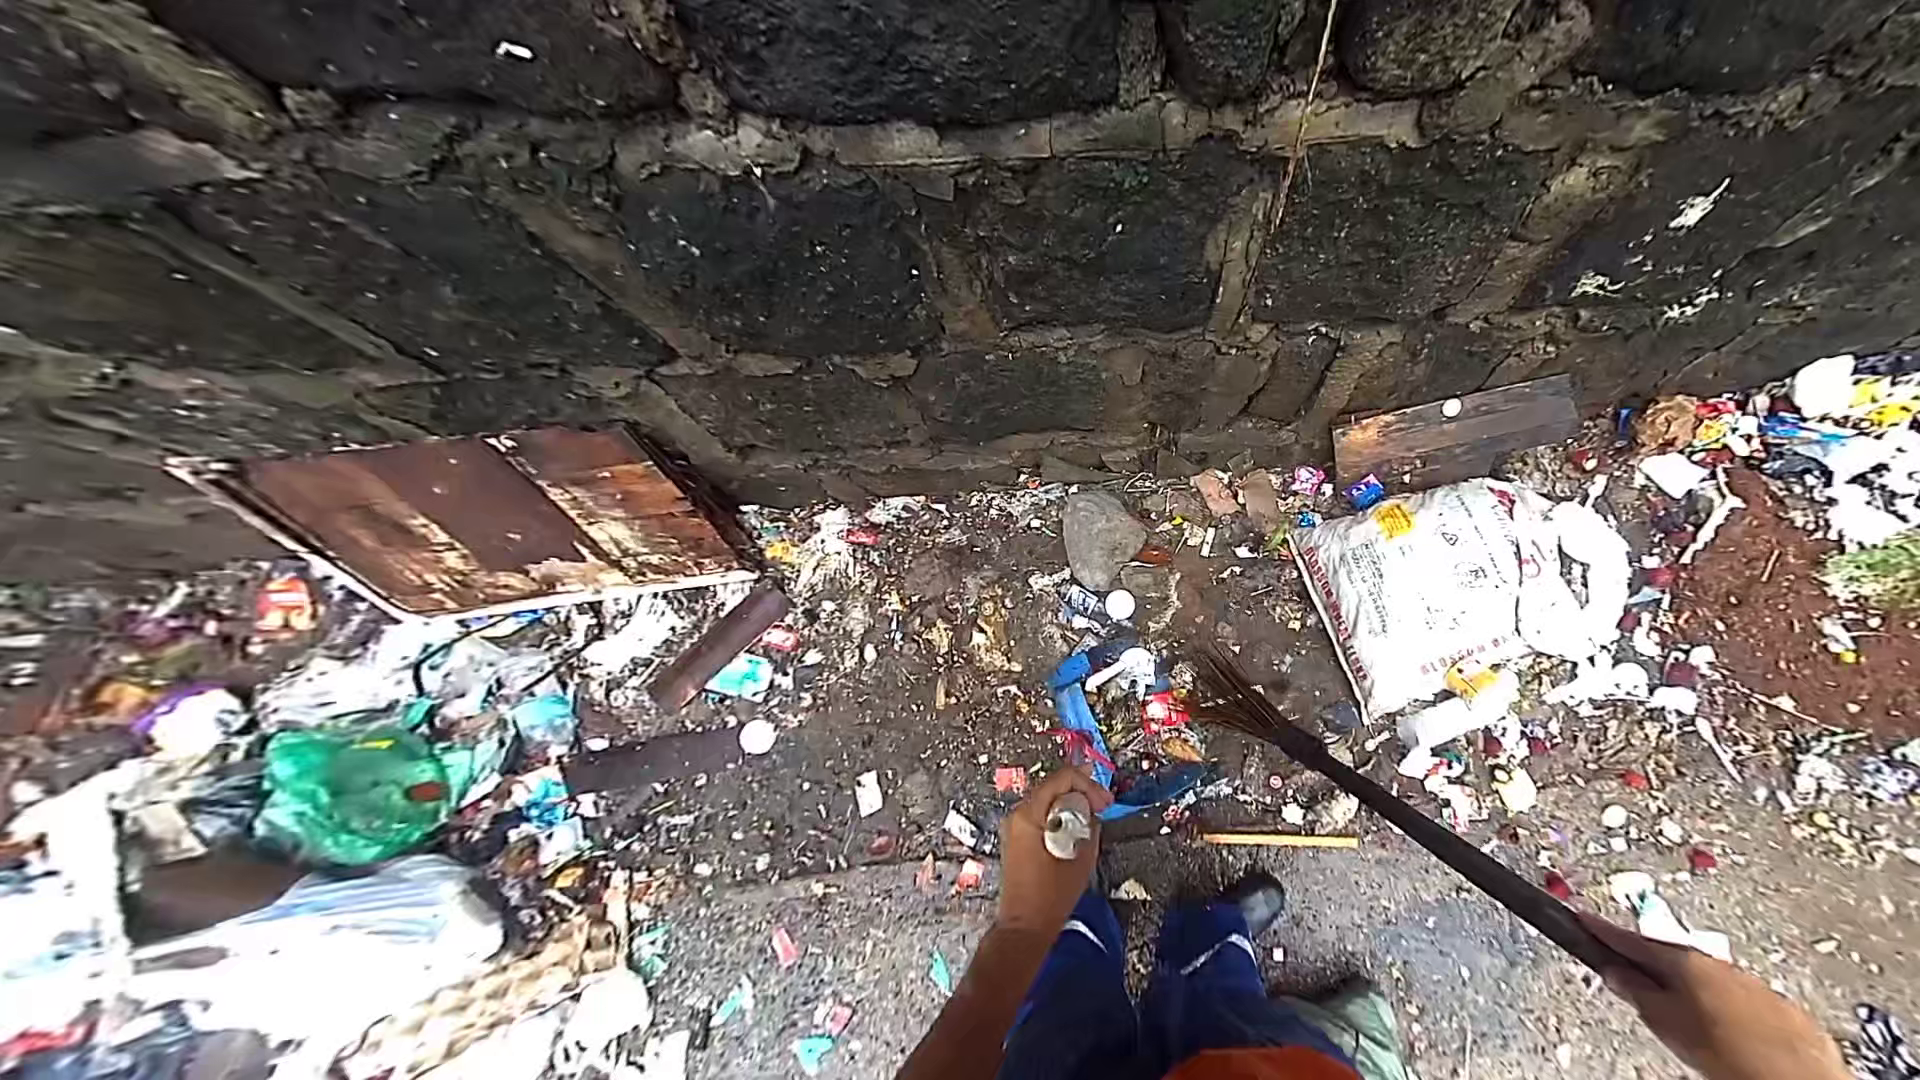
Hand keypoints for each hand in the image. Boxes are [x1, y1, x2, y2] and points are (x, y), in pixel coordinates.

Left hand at [994, 765, 1112, 934]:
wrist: (1024, 927)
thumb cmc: (1050, 898)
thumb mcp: (1080, 861)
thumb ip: (1088, 829)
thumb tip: (1092, 813)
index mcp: (1029, 815)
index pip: (1060, 780)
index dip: (1087, 784)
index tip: (1106, 799)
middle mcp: (1017, 814)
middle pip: (1052, 785)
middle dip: (1080, 790)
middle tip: (1104, 802)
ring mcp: (1015, 825)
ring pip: (1047, 799)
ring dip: (1071, 802)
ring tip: (1095, 811)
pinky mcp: (1018, 837)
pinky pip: (1042, 814)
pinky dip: (1060, 814)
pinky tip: (1077, 823)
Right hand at [1580, 914, 1848, 1079]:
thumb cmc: (1727, 1054)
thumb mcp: (1662, 1021)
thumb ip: (1634, 991)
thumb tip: (1615, 973)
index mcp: (1684, 960)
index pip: (1629, 939)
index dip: (1600, 929)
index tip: (1581, 919)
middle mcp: (1722, 966)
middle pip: (1674, 958)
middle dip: (1653, 965)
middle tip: (1632, 976)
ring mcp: (1762, 990)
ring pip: (1713, 980)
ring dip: (1693, 988)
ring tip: (1684, 1012)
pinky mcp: (1794, 1019)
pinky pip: (1749, 1002)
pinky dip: (1729, 1008)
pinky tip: (1729, 1028)